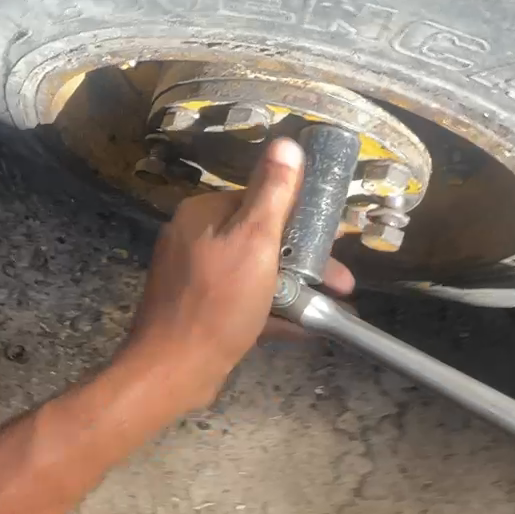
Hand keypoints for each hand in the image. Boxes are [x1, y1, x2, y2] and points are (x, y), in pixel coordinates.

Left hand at [116, 137, 352, 411]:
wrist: (172, 370)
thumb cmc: (218, 302)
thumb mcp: (254, 242)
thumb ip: (273, 194)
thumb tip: (286, 143)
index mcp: (203, 215)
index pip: (260, 200)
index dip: (301, 220)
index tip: (335, 241)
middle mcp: (193, 239)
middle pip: (260, 238)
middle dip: (304, 260)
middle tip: (342, 284)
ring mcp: (193, 277)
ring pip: (254, 272)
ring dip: (294, 288)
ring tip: (331, 308)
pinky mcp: (197, 309)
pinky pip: (241, 301)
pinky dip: (271, 311)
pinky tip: (305, 328)